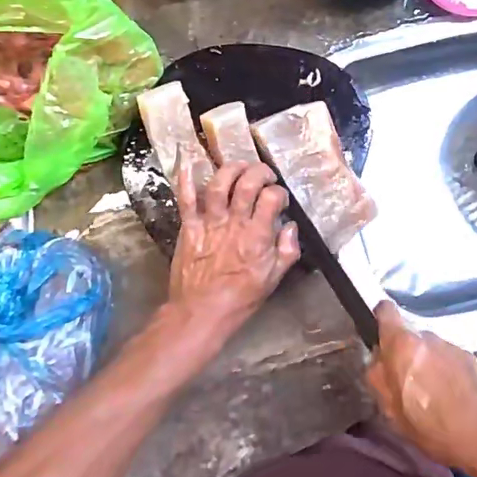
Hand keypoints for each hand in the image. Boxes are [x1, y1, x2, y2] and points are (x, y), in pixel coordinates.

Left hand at [168, 160, 299, 338]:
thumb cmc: (239, 298)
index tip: (279, 199)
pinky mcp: (189, 227)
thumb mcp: (273, 279)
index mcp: (257, 236)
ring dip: (231, 169)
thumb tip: (290, 226)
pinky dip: (186, 180)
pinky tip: (190, 163)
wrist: (200, 313)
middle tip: (264, 175)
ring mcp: (209, 223)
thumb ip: (287, 251)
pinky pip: (186, 199)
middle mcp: (234, 223)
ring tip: (240, 166)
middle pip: (247, 184)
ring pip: (219, 185)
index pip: (272, 198)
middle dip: (259, 171)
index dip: (279, 192)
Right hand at [366, 301, 476, 476]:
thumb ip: (378, 379)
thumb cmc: (431, 426)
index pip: (385, 311)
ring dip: (426, 363)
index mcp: (402, 344)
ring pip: (428, 349)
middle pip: (408, 336)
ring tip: (431, 394)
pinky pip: (447, 359)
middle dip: (405, 354)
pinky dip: (445, 371)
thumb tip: (377, 361)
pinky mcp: (469, 357)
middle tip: (406, 382)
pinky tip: (450, 396)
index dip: (380, 320)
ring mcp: (450, 345)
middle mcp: (426, 336)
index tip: (381, 339)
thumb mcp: (391, 411)